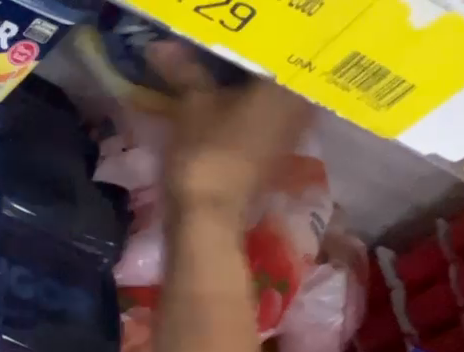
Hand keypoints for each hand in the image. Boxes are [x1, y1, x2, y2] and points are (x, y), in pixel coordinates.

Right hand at [150, 43, 312, 220]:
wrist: (207, 219)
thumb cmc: (205, 156)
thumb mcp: (191, 108)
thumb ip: (183, 72)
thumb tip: (160, 45)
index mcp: (290, 79)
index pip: (287, 36)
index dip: (265, 26)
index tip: (247, 20)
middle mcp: (303, 98)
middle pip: (286, 61)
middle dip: (262, 51)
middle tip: (237, 35)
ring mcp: (293, 126)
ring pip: (279, 87)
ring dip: (256, 76)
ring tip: (232, 59)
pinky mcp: (276, 148)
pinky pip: (270, 111)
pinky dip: (253, 100)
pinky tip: (233, 93)